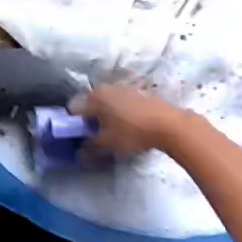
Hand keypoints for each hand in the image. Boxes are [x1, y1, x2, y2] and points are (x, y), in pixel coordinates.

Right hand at [72, 83, 193, 156]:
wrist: (167, 124)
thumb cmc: (132, 132)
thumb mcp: (108, 144)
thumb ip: (90, 148)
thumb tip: (79, 154)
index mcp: (93, 97)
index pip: (73, 108)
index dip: (74, 124)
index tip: (80, 137)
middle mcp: (105, 87)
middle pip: (90, 103)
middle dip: (90, 119)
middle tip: (96, 136)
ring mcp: (122, 87)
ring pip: (107, 102)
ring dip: (106, 115)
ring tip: (115, 132)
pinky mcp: (137, 92)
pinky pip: (121, 102)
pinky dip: (120, 112)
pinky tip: (129, 126)